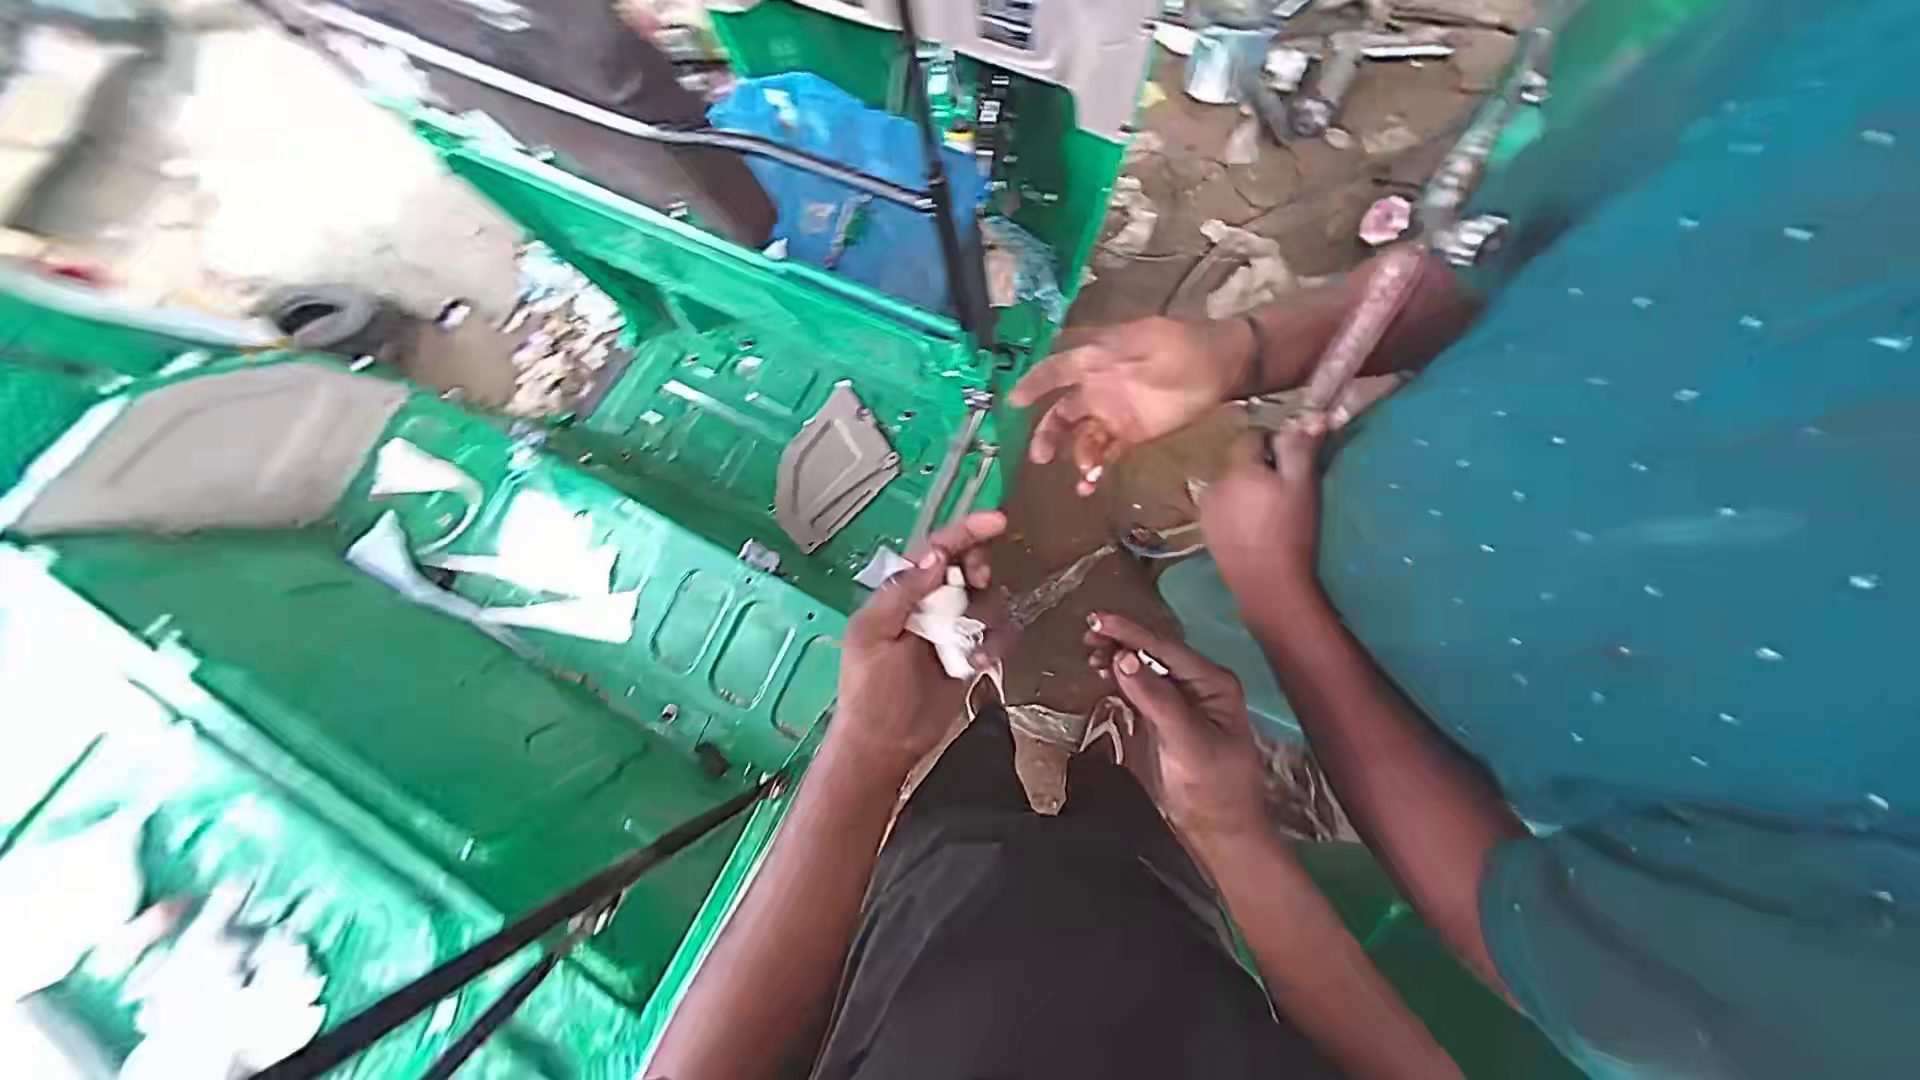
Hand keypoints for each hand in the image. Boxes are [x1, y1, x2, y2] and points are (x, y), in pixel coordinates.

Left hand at [834, 512, 1006, 776]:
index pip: (937, 549)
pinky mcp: (974, 652)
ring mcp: (956, 627)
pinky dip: (995, 644)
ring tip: (968, 648)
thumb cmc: (868, 687)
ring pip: (990, 600)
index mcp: (903, 589)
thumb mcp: (871, 634)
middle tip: (978, 582)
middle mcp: (932, 601)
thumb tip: (936, 556)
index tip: (996, 520)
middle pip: (970, 566)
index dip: (966, 531)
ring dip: (986, 618)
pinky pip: (1000, 634)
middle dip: (980, 568)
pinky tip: (977, 663)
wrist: (885, 741)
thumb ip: (901, 592)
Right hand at [1009, 317, 1250, 494]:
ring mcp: (1112, 416)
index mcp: (1094, 362)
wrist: (1220, 365)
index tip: (1014, 403)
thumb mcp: (1142, 339)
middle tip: (1041, 456)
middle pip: (1061, 415)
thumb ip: (1108, 353)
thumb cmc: (1181, 344)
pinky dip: (1094, 470)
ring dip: (1076, 456)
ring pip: (1081, 440)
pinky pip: (1104, 455)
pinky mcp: (1130, 436)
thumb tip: (1076, 363)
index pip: (1054, 373)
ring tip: (1084, 471)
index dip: (1033, 386)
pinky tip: (1089, 485)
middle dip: (1048, 435)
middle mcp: (1096, 391)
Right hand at [1083, 613, 1266, 842]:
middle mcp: (1196, 684)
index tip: (1099, 619)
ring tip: (1090, 652)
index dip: (1131, 632)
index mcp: (1213, 683)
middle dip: (1121, 640)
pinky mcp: (1160, 716)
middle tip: (1089, 632)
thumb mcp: (1186, 741)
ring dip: (1116, 656)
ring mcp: (1177, 699)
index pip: (1166, 648)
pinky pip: (1135, 687)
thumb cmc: (1212, 786)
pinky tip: (1100, 672)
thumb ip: (1156, 698)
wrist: (1216, 831)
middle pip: (1153, 651)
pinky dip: (1116, 677)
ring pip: (1142, 666)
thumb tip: (1123, 658)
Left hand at [1200, 413, 1327, 598]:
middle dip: (1256, 466)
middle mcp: (1213, 484)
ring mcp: (1205, 508)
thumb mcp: (1301, 486)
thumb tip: (1310, 417)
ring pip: (1226, 484)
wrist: (1266, 582)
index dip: (1271, 442)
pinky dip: (1233, 507)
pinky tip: (1251, 525)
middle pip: (1236, 461)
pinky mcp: (1205, 530)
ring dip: (1243, 487)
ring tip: (1266, 509)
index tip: (1288, 459)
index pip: (1249, 437)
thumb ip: (1300, 449)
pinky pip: (1219, 506)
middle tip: (1280, 486)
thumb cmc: (1289, 531)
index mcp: (1236, 469)